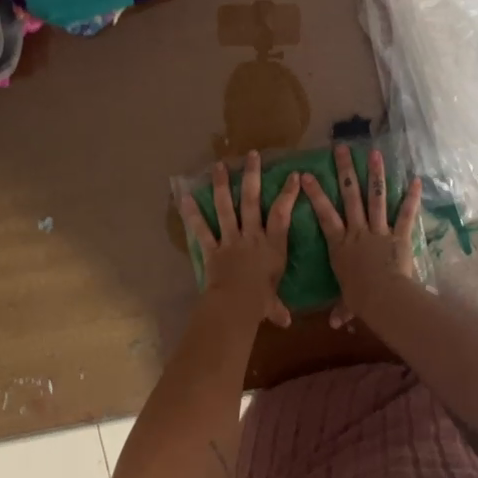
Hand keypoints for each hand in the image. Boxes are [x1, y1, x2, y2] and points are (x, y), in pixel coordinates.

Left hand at [178, 150, 299, 327]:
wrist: (235, 305)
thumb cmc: (259, 302)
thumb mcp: (272, 304)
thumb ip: (277, 308)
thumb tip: (286, 322)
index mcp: (272, 245)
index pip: (282, 213)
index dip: (288, 193)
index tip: (293, 175)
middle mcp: (252, 236)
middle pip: (252, 201)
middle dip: (252, 176)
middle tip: (252, 156)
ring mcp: (230, 240)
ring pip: (226, 207)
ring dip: (221, 185)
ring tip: (219, 166)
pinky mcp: (212, 248)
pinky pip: (201, 229)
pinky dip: (192, 214)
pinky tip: (184, 197)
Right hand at [300, 144, 422, 327]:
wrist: (383, 298)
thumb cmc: (360, 299)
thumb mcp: (347, 302)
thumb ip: (342, 308)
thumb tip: (334, 324)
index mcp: (340, 244)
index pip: (324, 214)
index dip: (315, 194)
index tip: (306, 175)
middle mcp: (357, 231)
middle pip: (350, 196)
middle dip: (345, 171)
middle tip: (341, 148)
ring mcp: (378, 230)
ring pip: (375, 198)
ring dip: (376, 175)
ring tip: (375, 153)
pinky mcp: (399, 235)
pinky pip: (405, 214)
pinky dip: (411, 198)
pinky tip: (415, 180)